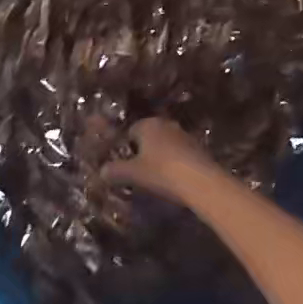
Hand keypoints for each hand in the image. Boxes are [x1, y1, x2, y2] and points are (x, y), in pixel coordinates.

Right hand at [101, 118, 226, 204]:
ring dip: (160, 156)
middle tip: (139, 171)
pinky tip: (173, 178)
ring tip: (156, 177)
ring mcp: (183, 133)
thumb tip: (102, 171)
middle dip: (143, 150)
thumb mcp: (133, 173)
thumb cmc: (161, 172)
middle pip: (149, 136)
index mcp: (148, 124)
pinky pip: (179, 152)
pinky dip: (174, 161)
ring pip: (164, 143)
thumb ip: (115, 170)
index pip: (131, 131)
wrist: (200, 180)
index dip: (126, 147)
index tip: (125, 165)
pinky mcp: (197, 146)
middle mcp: (166, 123)